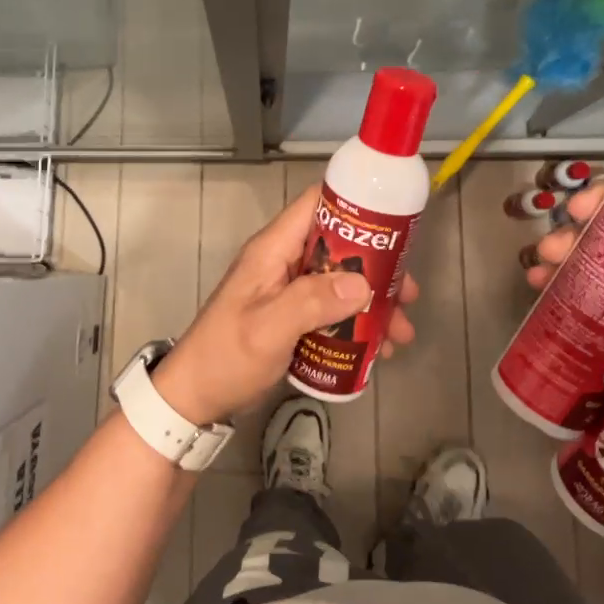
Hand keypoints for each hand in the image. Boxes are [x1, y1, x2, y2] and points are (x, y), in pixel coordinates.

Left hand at [154, 185, 421, 425]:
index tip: (395, 225)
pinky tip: (378, 349)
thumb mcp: (268, 328)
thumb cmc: (226, 357)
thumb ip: (311, 302)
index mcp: (272, 250)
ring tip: (401, 333)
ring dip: (372, 302)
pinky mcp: (292, 316)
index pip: (315, 205)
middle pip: (338, 246)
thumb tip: (362, 283)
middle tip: (408, 295)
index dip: (354, 207)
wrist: (195, 397)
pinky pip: (332, 309)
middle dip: (376, 267)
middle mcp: (282, 262)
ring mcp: (287, 290)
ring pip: (340, 281)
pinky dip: (357, 323)